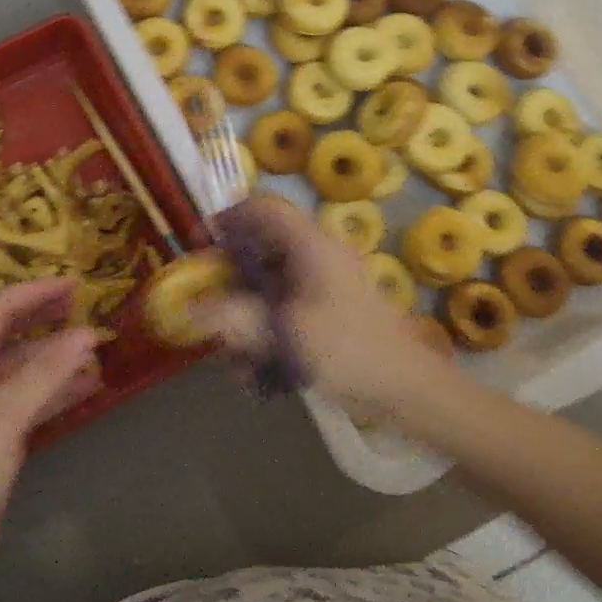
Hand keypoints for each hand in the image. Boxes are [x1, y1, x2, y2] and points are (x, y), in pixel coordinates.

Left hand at [0, 280, 100, 577]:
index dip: (34, 293)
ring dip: (56, 358)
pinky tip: (87, 388)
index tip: (74, 284)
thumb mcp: (4, 416)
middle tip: (88, 308)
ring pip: (22, 370)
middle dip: (46, 320)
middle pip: (9, 335)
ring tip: (98, 349)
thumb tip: (88, 333)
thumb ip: (46, 373)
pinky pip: (28, 401)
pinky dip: (55, 392)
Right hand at [194, 196, 450, 419]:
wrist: (412, 391)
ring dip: (246, 318)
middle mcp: (318, 257)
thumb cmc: (349, 350)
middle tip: (206, 308)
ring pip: (271, 288)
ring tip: (234, 359)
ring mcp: (327, 286)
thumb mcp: (284, 334)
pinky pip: (287, 312)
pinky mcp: (332, 314)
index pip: (264, 209)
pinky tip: (258, 374)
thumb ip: (234, 318)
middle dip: (230, 283)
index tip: (201, 242)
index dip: (229, 217)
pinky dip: (267, 335)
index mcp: (310, 246)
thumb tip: (189, 309)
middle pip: (261, 251)